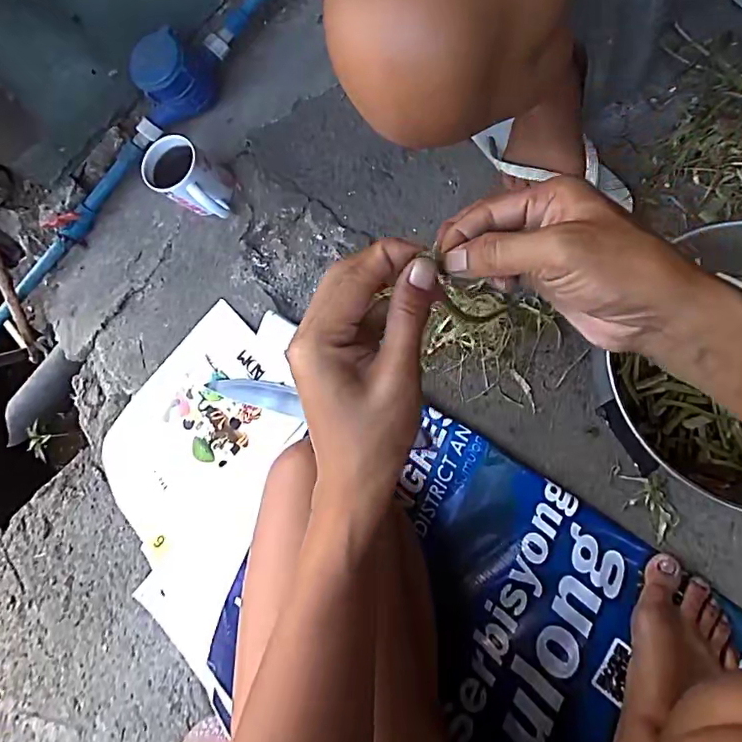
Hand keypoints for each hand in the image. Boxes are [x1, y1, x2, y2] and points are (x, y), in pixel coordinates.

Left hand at [287, 239, 438, 508]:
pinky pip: (357, 315)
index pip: (354, 275)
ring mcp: (317, 343)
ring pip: (352, 293)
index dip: (393, 256)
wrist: (356, 484)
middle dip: (389, 266)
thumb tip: (424, 268)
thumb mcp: (399, 374)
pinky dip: (384, 307)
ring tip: (429, 289)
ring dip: (388, 285)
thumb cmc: (377, 439)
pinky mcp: (331, 352)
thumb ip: (410, 316)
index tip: (433, 258)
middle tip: (432, 270)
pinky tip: (413, 310)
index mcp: (317, 338)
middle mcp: (308, 333)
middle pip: (347, 277)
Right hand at [434, 177, 713, 353]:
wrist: (658, 312)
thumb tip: (452, 257)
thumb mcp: (557, 251)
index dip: (462, 229)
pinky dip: (498, 282)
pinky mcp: (550, 280)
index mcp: (550, 196)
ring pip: (498, 253)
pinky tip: (497, 290)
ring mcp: (547, 250)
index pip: (491, 207)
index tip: (436, 253)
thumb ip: (501, 251)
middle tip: (444, 271)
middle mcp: (546, 218)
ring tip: (468, 282)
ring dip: (481, 266)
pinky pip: (512, 274)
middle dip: (468, 247)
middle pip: (491, 228)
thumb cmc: (617, 269)